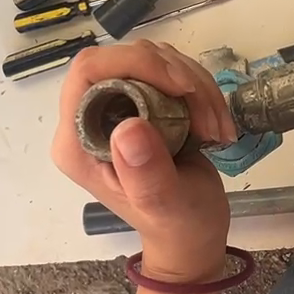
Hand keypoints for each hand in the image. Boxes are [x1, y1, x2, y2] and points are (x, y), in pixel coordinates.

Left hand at [51, 40, 237, 281]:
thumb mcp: (164, 207)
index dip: (134, 64)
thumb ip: (145, 174)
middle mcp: (89, 116)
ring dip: (195, 85)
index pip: (89, 71)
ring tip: (216, 128)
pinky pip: (171, 70)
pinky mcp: (144, 100)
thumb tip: (128, 129)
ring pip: (153, 59)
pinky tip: (216, 123)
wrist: (194, 235)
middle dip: (175, 76)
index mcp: (77, 141)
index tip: (179, 88)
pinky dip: (200, 90)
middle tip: (209, 117)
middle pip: (125, 58)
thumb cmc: (177, 227)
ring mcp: (117, 105)